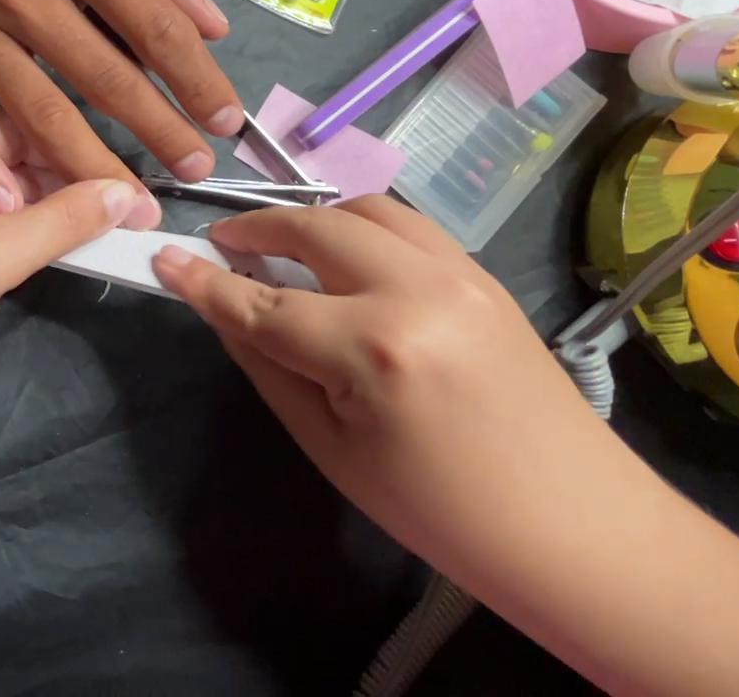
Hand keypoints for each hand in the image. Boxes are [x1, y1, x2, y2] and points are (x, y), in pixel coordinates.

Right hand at [0, 0, 242, 228]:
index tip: (225, 120)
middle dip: (157, 130)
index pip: (150, 24)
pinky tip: (7, 203)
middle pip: (101, 77)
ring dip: (88, 164)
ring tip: (130, 205)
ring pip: (36, 109)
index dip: (195, 78)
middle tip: (194, 170)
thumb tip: (211, 30)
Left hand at [0, 111, 135, 377]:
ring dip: (50, 210)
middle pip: (17, 155)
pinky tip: (60, 241)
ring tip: (104, 232)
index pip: (25, 127)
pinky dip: (24, 226)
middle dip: (69, 187)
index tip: (133, 189)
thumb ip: (66, 221)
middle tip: (129, 216)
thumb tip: (130, 195)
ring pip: (8, 185)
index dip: (81, 158)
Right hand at [150, 199, 620, 564]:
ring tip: (281, 247)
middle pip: (314, 228)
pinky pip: (407, 225)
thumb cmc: (436, 510)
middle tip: (221, 244)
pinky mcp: (484, 274)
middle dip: (256, 228)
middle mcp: (418, 290)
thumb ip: (265, 361)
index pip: (263, 301)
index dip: (205, 281)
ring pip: (364, 208)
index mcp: (374, 348)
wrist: (575, 530)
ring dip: (312, 218)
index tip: (163, 257)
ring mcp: (461, 273)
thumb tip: (217, 304)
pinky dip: (360, 226)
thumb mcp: (328, 447)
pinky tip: (344, 259)